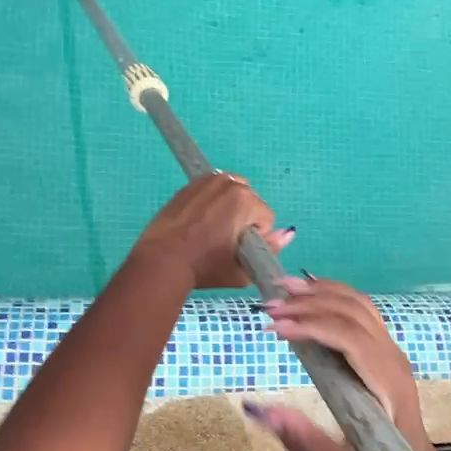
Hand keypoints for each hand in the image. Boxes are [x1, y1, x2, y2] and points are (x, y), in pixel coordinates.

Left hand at [130, 173, 292, 289]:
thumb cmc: (205, 268)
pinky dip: (211, 203)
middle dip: (244, 217)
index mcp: (245, 199)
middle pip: (249, 200)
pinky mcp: (187, 186)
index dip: (257, 237)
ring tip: (212, 231)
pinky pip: (210, 191)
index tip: (239, 250)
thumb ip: (271, 250)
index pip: (266, 217)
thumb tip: (288, 234)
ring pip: (230, 192)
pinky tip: (199, 223)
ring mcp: (205, 181)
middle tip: (225, 240)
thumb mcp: (242, 269)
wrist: (162, 261)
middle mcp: (228, 182)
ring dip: (229, 208)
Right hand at [246, 277, 433, 450]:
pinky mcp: (384, 348)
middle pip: (353, 313)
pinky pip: (361, 309)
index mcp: (386, 383)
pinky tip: (308, 291)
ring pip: (359, 304)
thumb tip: (265, 413)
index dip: (312, 327)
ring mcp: (391, 350)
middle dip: (310, 304)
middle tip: (269, 307)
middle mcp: (392, 358)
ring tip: (282, 288)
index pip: (350, 338)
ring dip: (321, 291)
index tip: (275, 328)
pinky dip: (333, 293)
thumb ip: (307, 444)